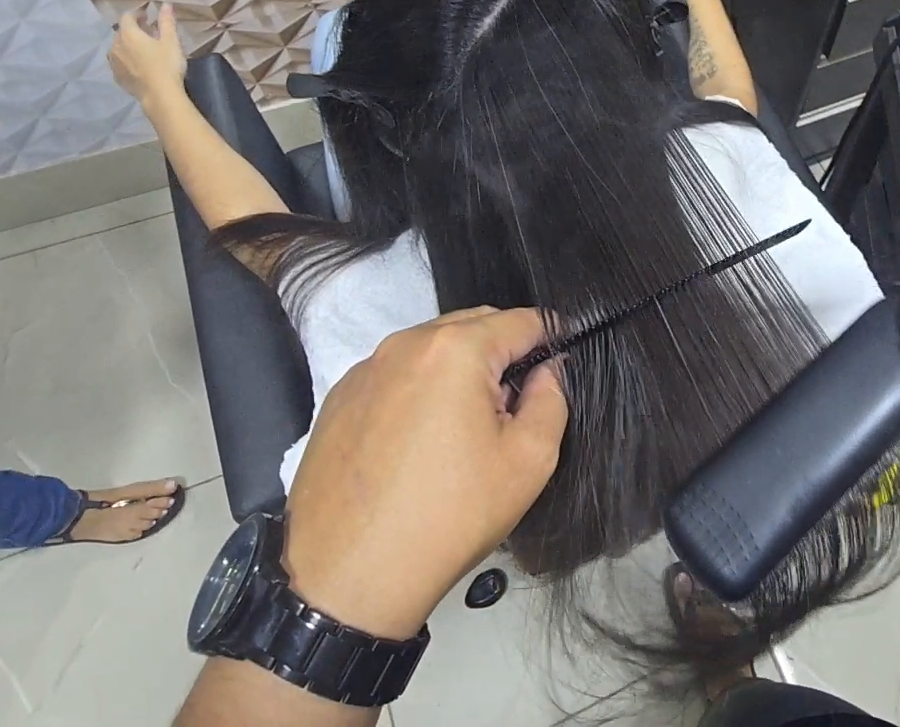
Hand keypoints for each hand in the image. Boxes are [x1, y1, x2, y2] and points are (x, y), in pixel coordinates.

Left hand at [108, 5, 187, 105]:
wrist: (159, 94)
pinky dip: (127, 59)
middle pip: (122, 32)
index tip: (147, 17)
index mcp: (129, 34)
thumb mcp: (171, 42)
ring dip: (129, 45)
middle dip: (134, 30)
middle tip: (149, 34)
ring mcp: (114, 62)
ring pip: (119, 48)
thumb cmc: (167, 65)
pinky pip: (120, 62)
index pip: (127, 17)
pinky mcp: (117, 76)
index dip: (137, 14)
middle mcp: (116, 45)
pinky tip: (138, 65)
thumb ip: (167, 22)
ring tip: (143, 51)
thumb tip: (166, 4)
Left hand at [282, 308, 569, 638]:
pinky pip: (396, 375)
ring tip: (466, 429)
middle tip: (514, 407)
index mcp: (456, 349)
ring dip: (461, 371)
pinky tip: (420, 443)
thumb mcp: (529, 461)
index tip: (560, 369)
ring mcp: (366, 369)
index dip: (552, 340)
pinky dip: (420, 390)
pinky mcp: (339, 399)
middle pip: (475, 326)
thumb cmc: (449, 516)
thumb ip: (552, 399)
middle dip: (504, 353)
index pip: (524, 320)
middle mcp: (405, 343)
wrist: (346, 579)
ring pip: (433, 349)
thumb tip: (547, 371)